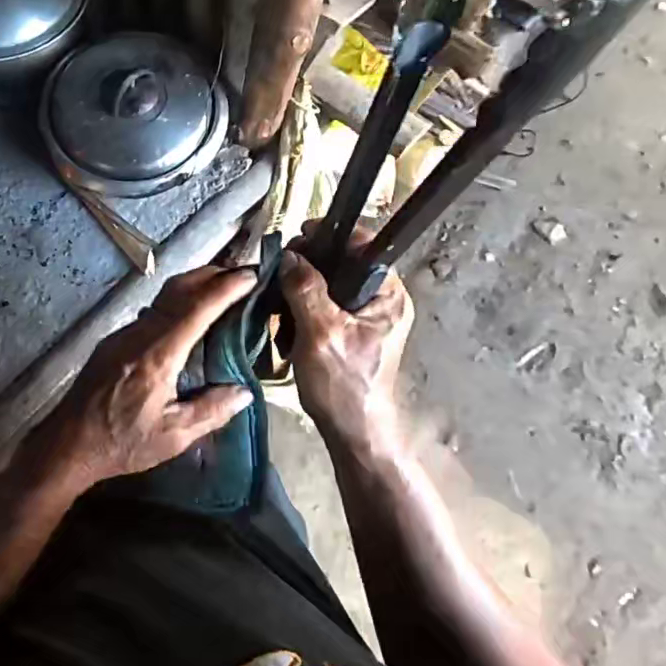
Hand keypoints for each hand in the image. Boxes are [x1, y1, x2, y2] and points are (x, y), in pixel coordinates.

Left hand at [39, 265, 255, 489]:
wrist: (67, 444)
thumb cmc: (122, 444)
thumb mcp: (174, 436)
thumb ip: (211, 410)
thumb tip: (245, 392)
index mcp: (158, 355)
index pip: (196, 308)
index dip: (225, 288)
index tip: (250, 275)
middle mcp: (139, 336)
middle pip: (177, 291)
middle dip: (210, 276)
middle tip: (239, 273)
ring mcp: (122, 336)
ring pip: (161, 300)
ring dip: (192, 288)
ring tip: (219, 290)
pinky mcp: (112, 343)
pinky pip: (149, 314)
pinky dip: (174, 305)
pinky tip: (186, 319)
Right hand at [278, 247, 413, 457]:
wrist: (352, 431)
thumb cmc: (343, 384)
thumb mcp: (320, 332)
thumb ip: (305, 289)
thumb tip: (289, 256)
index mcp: (387, 294)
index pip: (364, 243)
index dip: (331, 234)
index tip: (298, 237)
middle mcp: (381, 299)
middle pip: (344, 260)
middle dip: (309, 261)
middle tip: (280, 269)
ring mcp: (366, 316)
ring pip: (331, 282)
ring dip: (303, 284)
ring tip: (278, 293)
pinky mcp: (350, 330)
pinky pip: (325, 303)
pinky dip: (304, 303)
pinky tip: (285, 315)